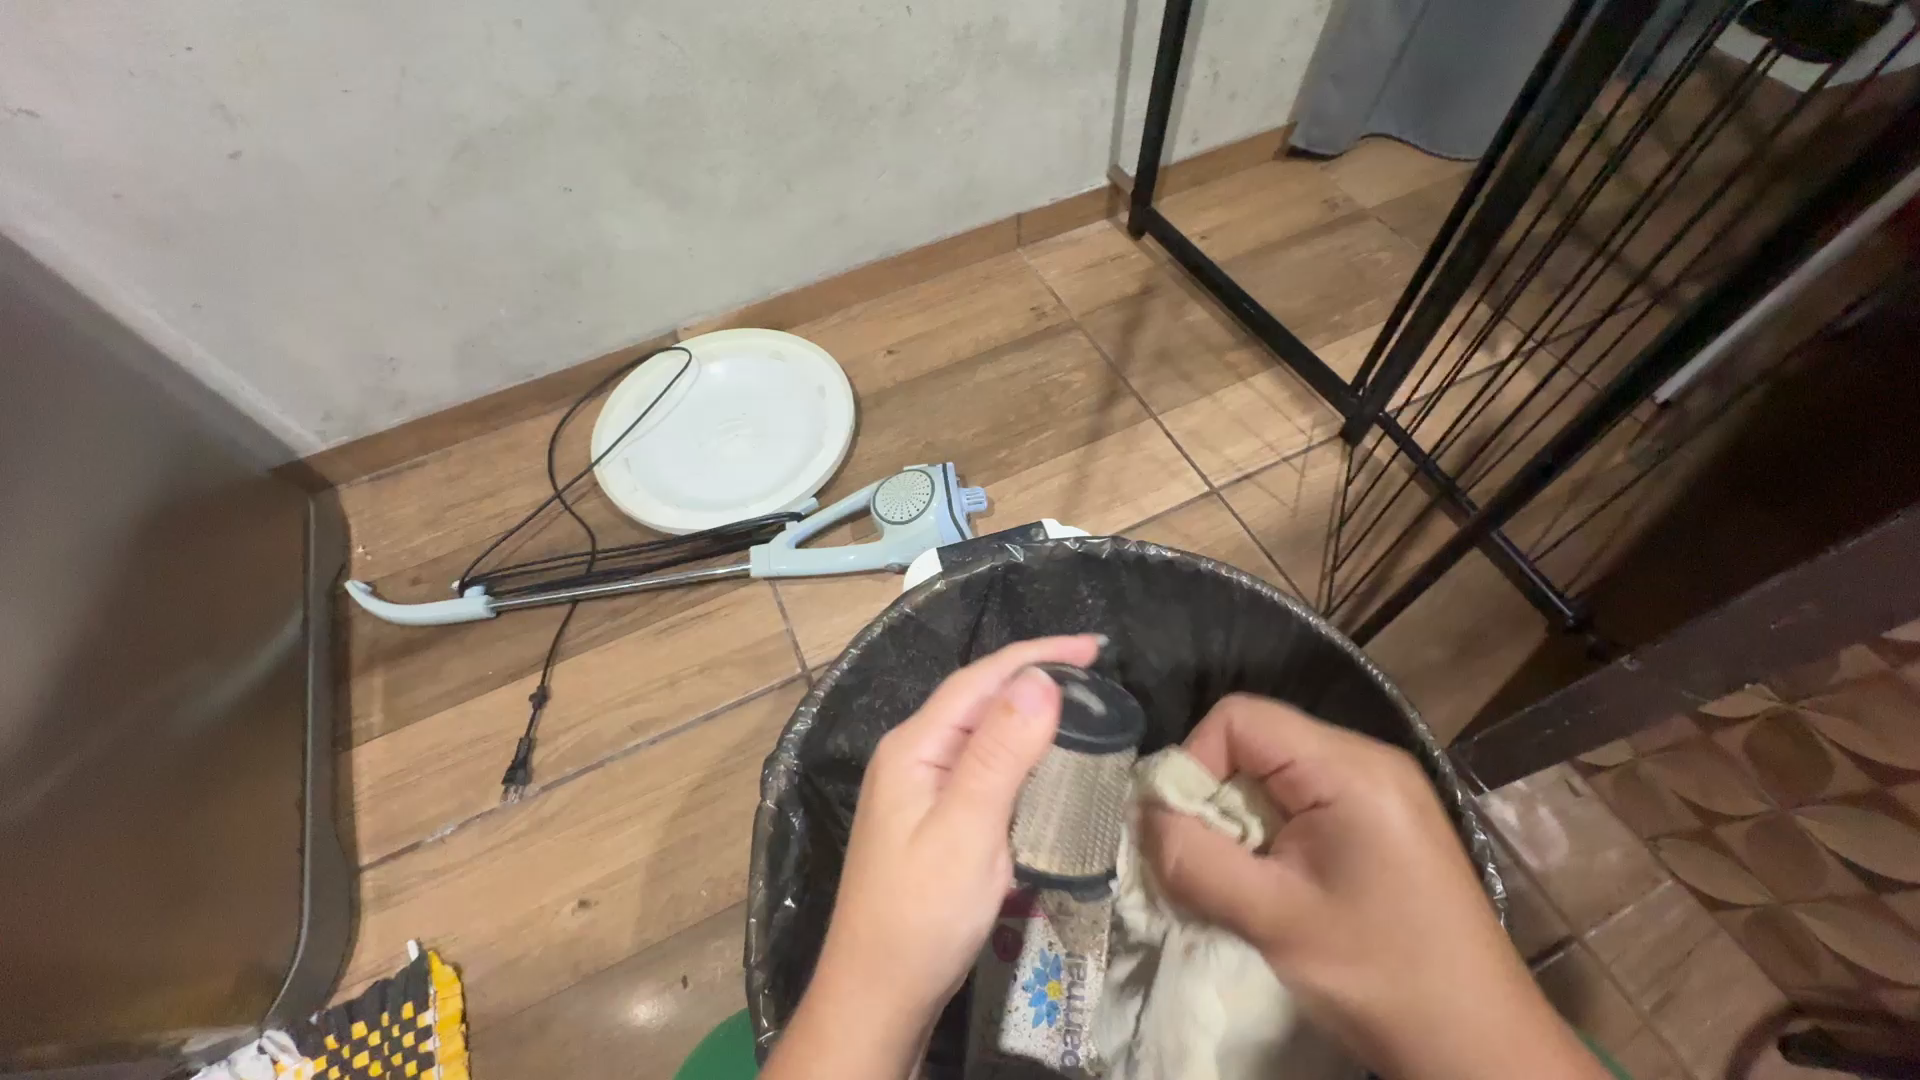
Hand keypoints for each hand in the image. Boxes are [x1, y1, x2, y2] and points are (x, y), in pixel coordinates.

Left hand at [763, 634, 1102, 1079]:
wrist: (877, 994)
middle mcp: (914, 755)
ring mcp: (921, 787)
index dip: (1037, 655)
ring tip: (1082, 709)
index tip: (1094, 646)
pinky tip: (1046, 763)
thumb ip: (999, 753)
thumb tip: (1038, 679)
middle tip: (1097, 676)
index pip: (980, 679)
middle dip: (1035, 677)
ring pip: (982, 732)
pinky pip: (983, 767)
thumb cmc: (921, 914)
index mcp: (915, 746)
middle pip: (979, 698)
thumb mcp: (966, 830)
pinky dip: (1020, 754)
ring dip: (1030, 714)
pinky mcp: (934, 816)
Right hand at [1143, 694, 1605, 1079]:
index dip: (1195, 763)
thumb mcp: (1272, 920)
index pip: (1239, 718)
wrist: (1481, 1049)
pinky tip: (1274, 883)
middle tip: (1210, 864)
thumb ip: (1192, 860)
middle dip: (1214, 799)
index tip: (1185, 830)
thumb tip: (1143, 816)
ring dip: (1237, 822)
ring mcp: (1377, 789)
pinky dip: (1266, 834)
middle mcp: (1366, 760)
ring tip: (1242, 881)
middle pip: (1254, 743)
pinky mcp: (1379, 818)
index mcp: (1349, 768)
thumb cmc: (1381, 978)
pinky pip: (1297, 799)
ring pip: (1270, 774)